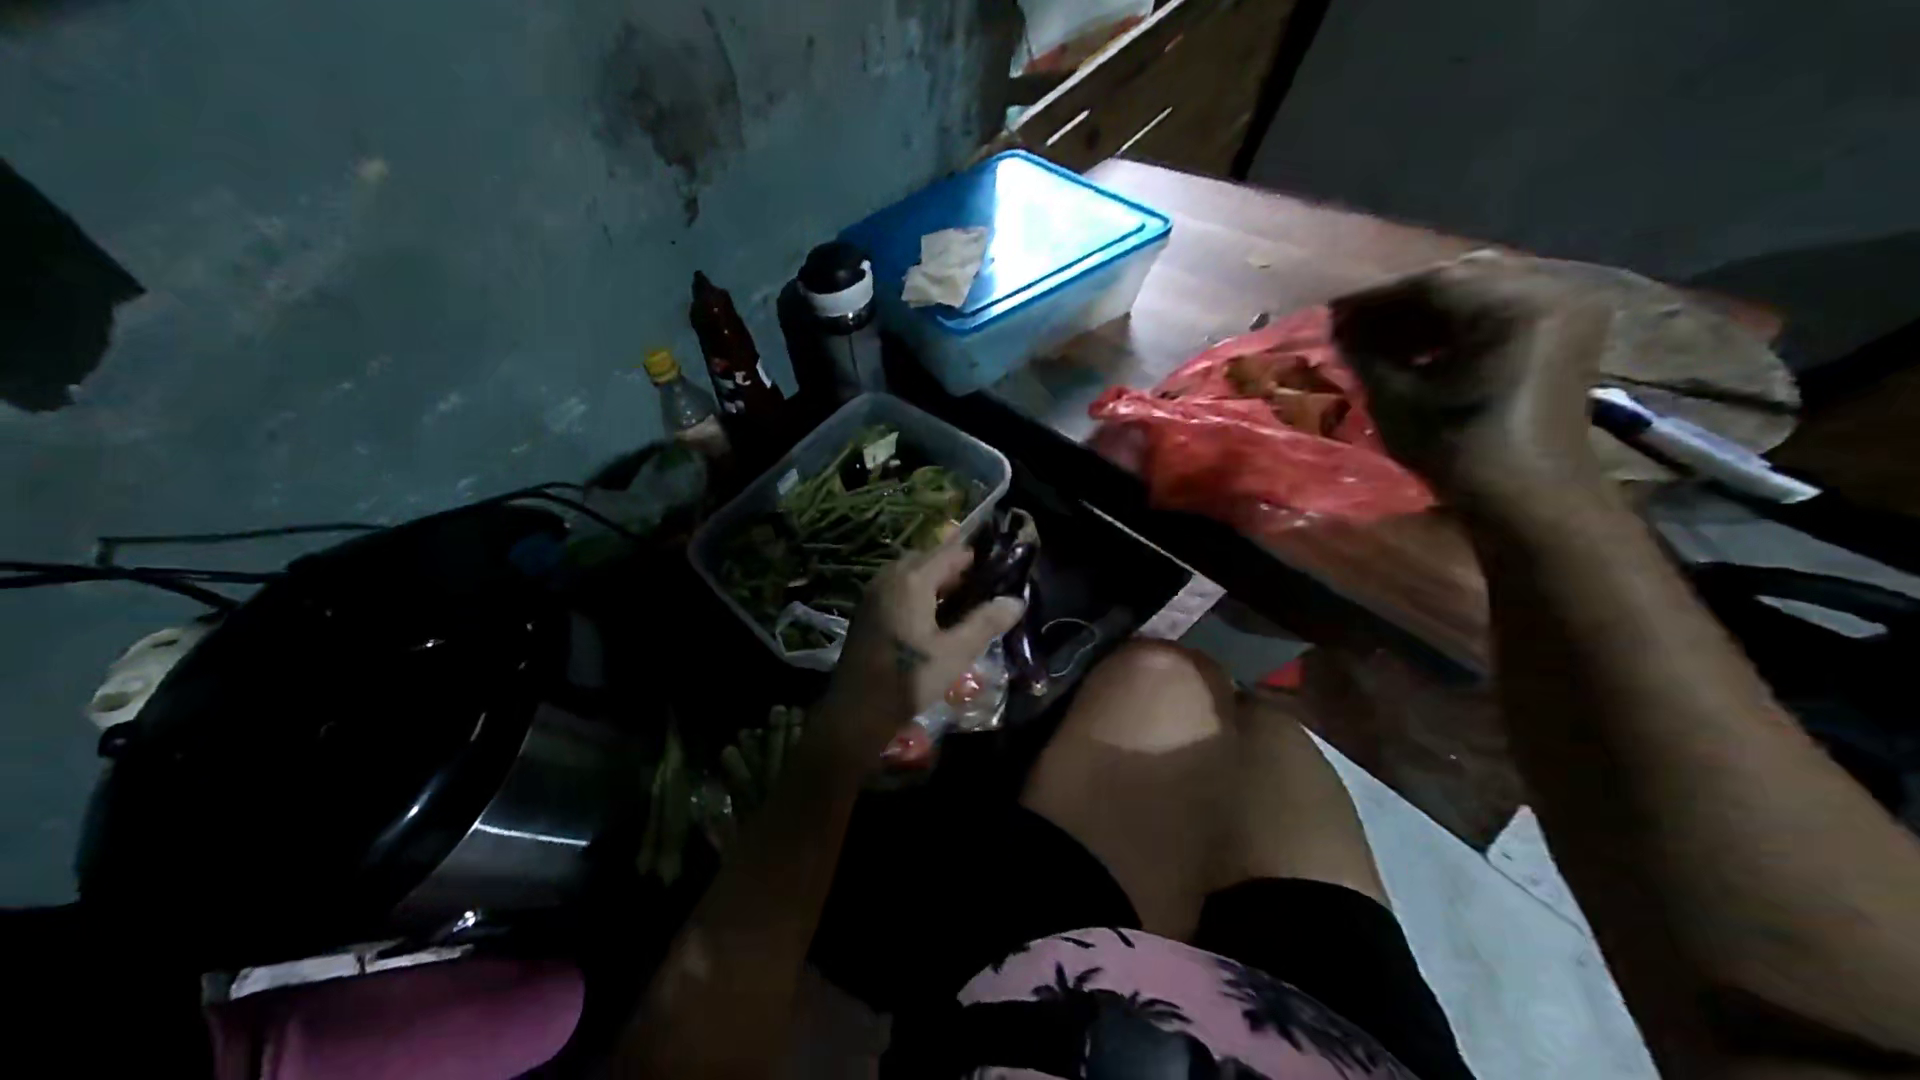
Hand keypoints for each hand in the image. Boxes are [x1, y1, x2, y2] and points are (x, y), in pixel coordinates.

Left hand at [818, 544, 1025, 761]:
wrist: (858, 710)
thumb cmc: (910, 678)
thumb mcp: (956, 652)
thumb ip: (986, 622)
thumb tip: (1016, 600)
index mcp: (913, 579)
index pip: (951, 552)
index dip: (976, 559)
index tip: (999, 574)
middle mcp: (890, 576)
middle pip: (930, 558)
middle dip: (956, 571)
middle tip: (982, 593)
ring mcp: (874, 591)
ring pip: (912, 573)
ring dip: (936, 582)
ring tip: (961, 606)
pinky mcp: (866, 609)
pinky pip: (897, 587)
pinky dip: (918, 593)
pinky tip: (932, 619)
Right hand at [1329, 253, 1614, 513]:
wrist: (1530, 496)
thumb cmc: (1458, 448)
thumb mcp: (1397, 398)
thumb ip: (1365, 354)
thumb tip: (1340, 328)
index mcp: (1510, 303)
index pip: (1427, 282)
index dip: (1371, 299)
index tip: (1330, 312)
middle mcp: (1547, 288)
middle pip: (1457, 279)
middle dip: (1400, 302)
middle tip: (1354, 324)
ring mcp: (1564, 308)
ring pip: (1480, 292)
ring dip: (1427, 313)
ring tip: (1381, 338)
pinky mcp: (1565, 331)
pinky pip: (1502, 309)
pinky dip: (1458, 322)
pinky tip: (1420, 346)